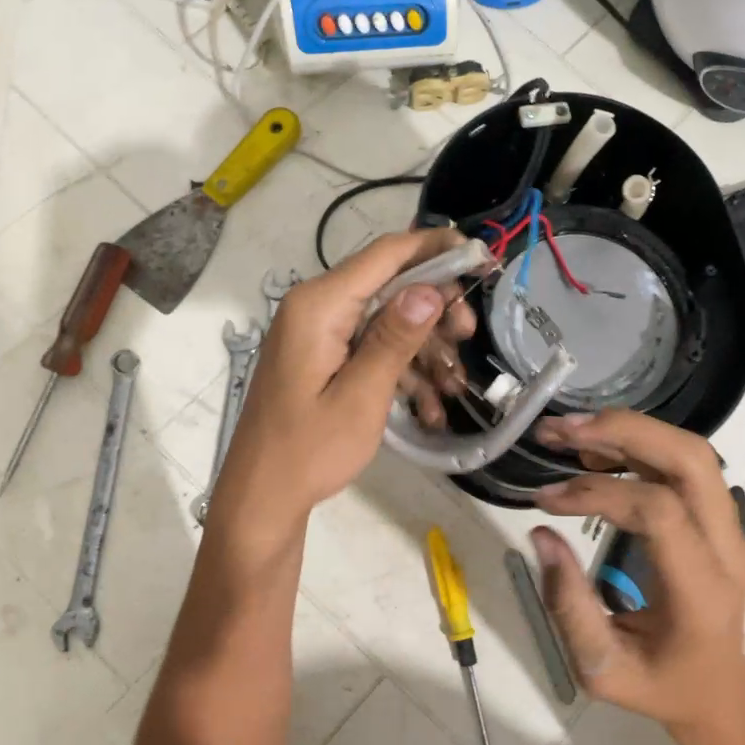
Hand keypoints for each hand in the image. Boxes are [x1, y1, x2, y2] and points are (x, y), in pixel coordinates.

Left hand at [212, 229, 476, 521]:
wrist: (262, 497)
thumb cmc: (309, 451)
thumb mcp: (361, 397)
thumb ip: (394, 338)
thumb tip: (430, 288)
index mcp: (320, 306)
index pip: (386, 254)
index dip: (437, 248)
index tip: (481, 258)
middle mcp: (316, 307)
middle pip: (390, 283)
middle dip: (436, 307)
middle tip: (467, 337)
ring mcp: (319, 332)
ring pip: (387, 318)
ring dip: (425, 346)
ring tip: (455, 384)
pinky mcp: (323, 356)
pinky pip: (371, 346)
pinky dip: (402, 368)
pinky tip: (430, 404)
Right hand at [529, 411, 744, 742]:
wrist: (719, 694)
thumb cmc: (660, 686)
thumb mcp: (603, 669)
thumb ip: (570, 606)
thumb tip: (541, 534)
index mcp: (701, 589)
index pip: (661, 510)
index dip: (600, 492)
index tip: (547, 500)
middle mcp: (726, 547)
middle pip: (691, 459)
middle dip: (624, 431)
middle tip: (561, 431)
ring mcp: (728, 528)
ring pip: (691, 451)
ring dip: (629, 430)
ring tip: (568, 433)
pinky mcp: (716, 518)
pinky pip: (684, 463)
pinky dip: (639, 444)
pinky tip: (594, 452)